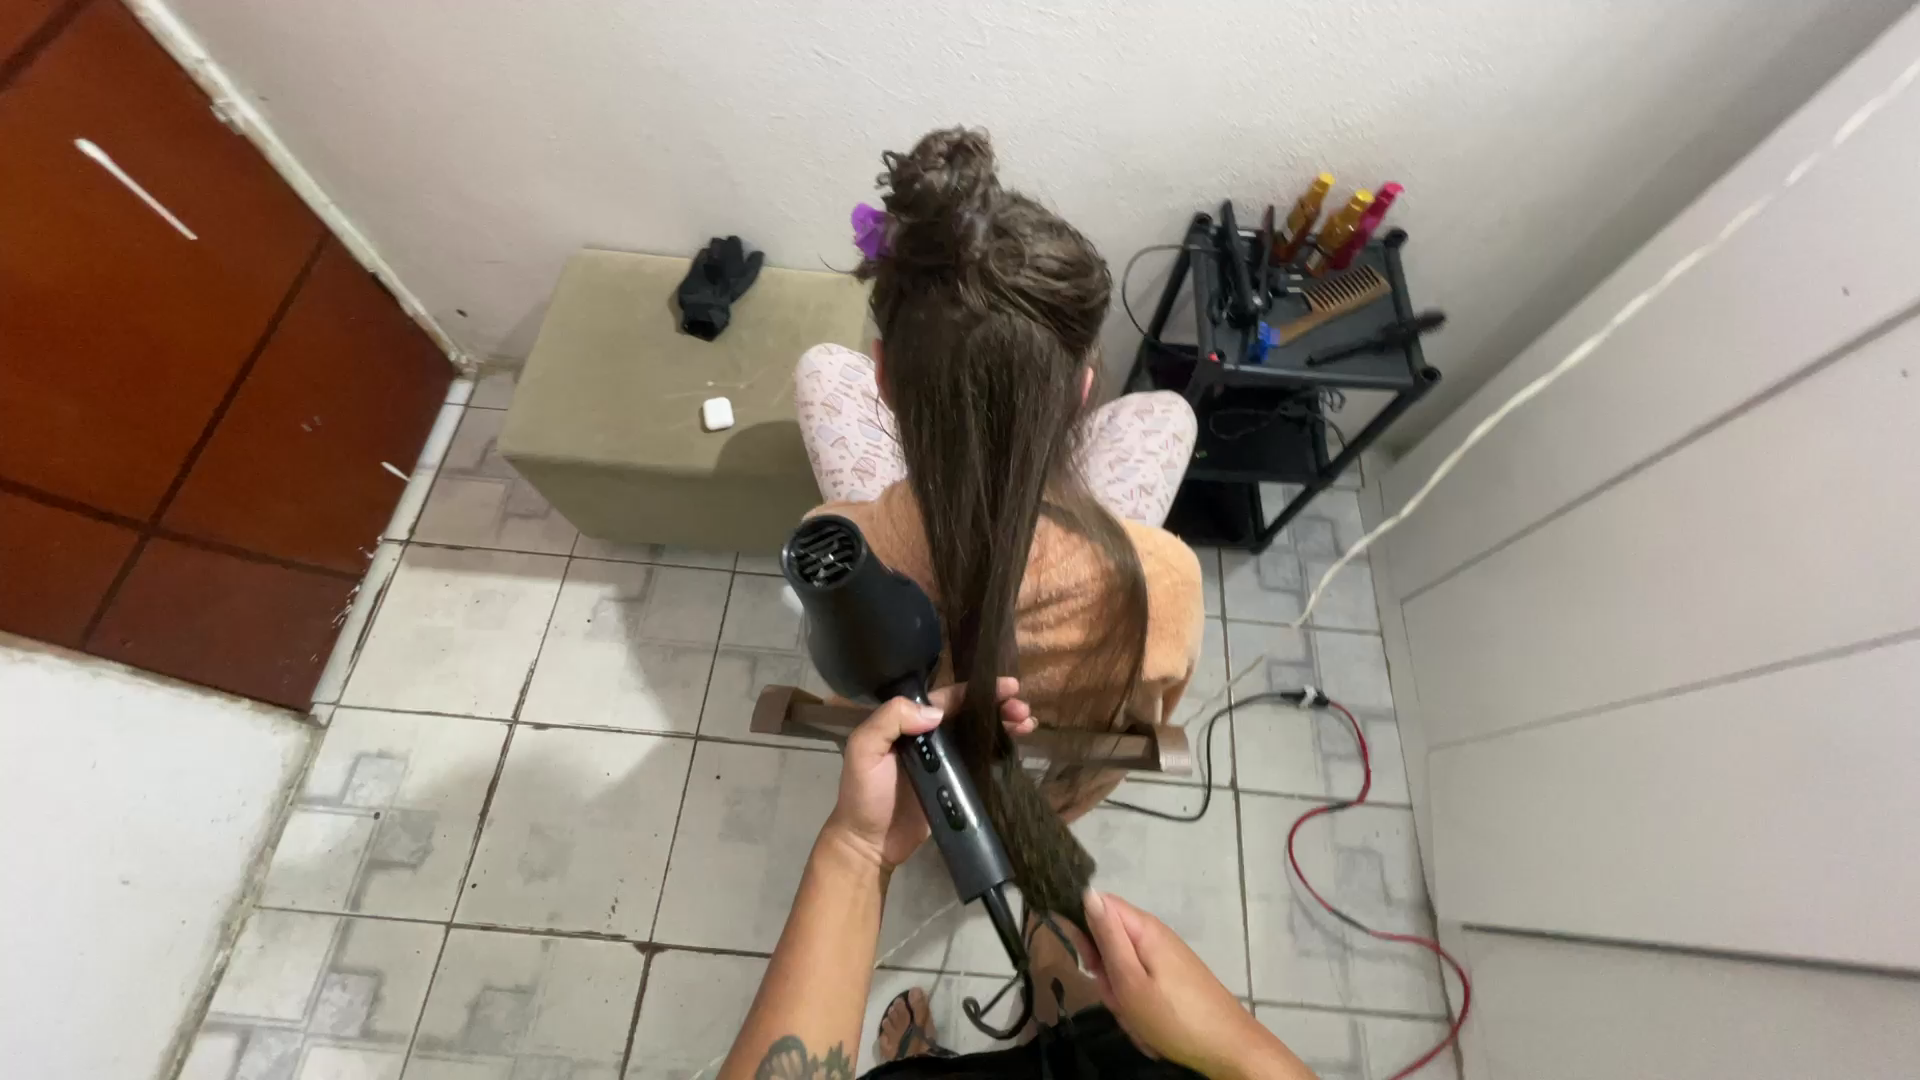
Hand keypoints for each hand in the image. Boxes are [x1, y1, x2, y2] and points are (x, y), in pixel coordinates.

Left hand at [821, 678, 1034, 871]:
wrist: (869, 845)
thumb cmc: (864, 794)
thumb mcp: (864, 750)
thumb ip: (890, 720)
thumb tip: (937, 713)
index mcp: (908, 721)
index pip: (948, 698)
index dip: (977, 689)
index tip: (1007, 686)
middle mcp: (930, 736)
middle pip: (970, 713)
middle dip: (998, 705)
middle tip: (1023, 708)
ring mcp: (945, 762)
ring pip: (979, 734)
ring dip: (1004, 724)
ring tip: (1028, 723)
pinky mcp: (957, 785)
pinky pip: (982, 762)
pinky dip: (1001, 751)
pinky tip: (1018, 746)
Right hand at [1082, 889, 1305, 1079]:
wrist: (1230, 1050)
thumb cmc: (1175, 1017)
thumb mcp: (1130, 980)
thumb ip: (1107, 936)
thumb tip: (1087, 891)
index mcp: (1143, 926)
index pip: (1099, 905)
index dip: (1086, 931)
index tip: (1089, 964)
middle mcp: (1154, 933)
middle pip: (1110, 940)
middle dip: (1106, 973)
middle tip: (1120, 999)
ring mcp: (1165, 955)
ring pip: (1123, 967)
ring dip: (1122, 995)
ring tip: (1137, 1018)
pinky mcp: (1172, 976)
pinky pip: (1140, 982)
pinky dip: (1138, 1004)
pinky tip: (1148, 1025)